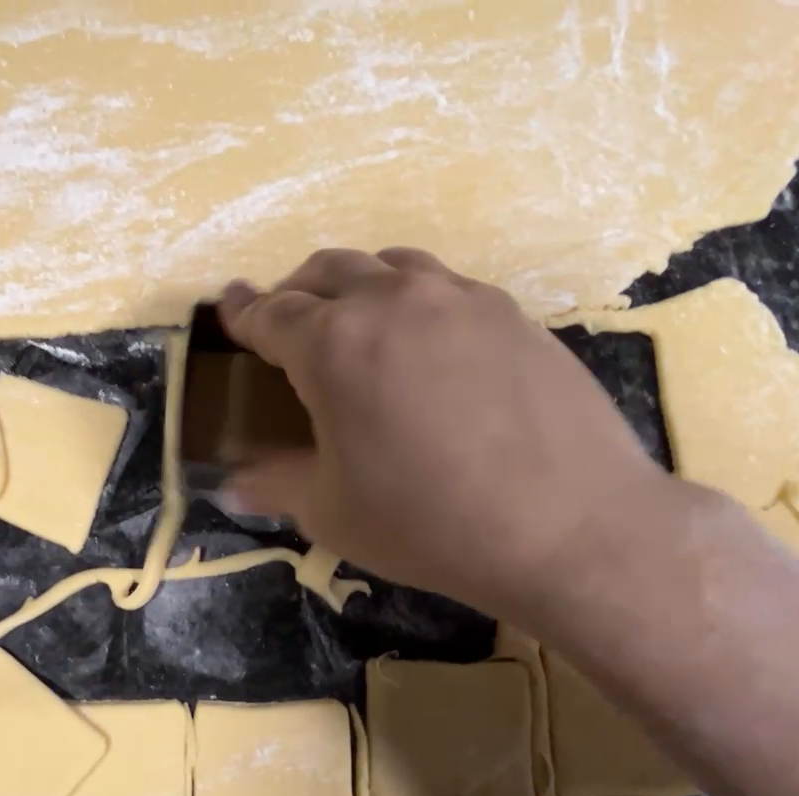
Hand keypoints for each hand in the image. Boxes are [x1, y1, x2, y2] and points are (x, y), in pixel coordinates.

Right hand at [217, 248, 682, 625]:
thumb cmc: (427, 523)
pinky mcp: (511, 312)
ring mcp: (458, 298)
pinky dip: (414, 302)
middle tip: (286, 321)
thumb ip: (274, 485)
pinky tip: (427, 347)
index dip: (242, 314)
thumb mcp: (331, 513)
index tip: (228, 307)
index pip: (270, 314)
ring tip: (356, 324)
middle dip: (294, 291)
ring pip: (389, 266)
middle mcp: (391, 301)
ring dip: (357, 286)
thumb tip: (231, 487)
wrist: (569, 525)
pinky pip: (444, 287)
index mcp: (332, 344)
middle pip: (326, 271)